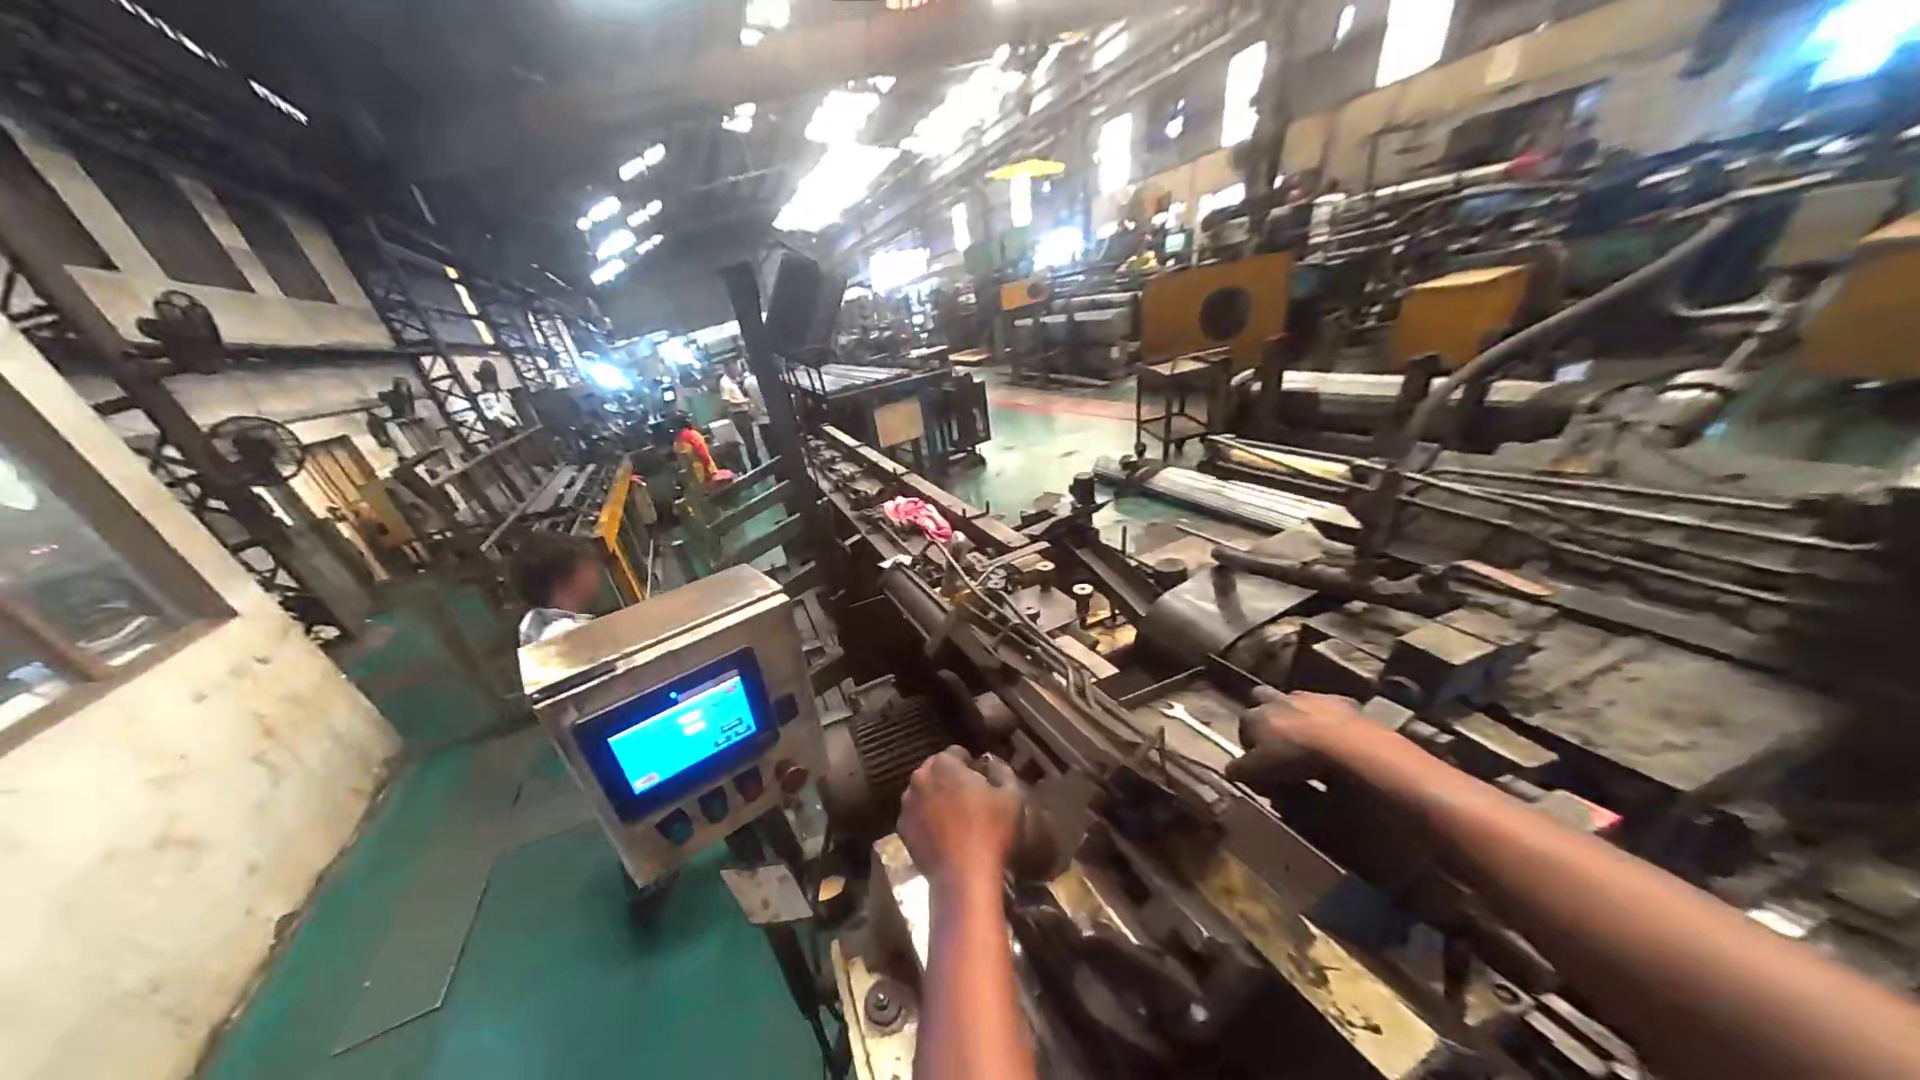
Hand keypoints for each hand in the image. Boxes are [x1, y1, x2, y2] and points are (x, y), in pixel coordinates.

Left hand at [899, 747, 1023, 894]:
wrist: (963, 878)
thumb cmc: (991, 831)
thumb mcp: (1011, 795)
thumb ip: (1001, 769)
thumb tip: (990, 761)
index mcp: (943, 764)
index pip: (957, 753)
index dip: (972, 765)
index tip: (983, 782)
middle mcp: (919, 778)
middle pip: (937, 770)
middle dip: (951, 778)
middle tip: (970, 799)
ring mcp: (907, 804)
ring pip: (924, 791)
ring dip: (937, 797)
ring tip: (956, 818)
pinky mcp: (902, 828)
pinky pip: (917, 814)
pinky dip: (927, 817)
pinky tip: (943, 833)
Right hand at [1227, 688, 1370, 787]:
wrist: (1341, 742)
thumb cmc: (1292, 756)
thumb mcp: (1258, 770)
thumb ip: (1240, 769)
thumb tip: (1228, 771)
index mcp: (1255, 716)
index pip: (1243, 725)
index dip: (1248, 741)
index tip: (1257, 758)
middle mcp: (1278, 700)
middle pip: (1262, 696)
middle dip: (1265, 710)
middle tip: (1277, 733)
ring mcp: (1309, 697)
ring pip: (1296, 699)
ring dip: (1298, 712)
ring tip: (1308, 734)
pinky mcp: (1339, 701)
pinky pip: (1332, 706)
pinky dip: (1332, 716)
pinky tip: (1338, 732)